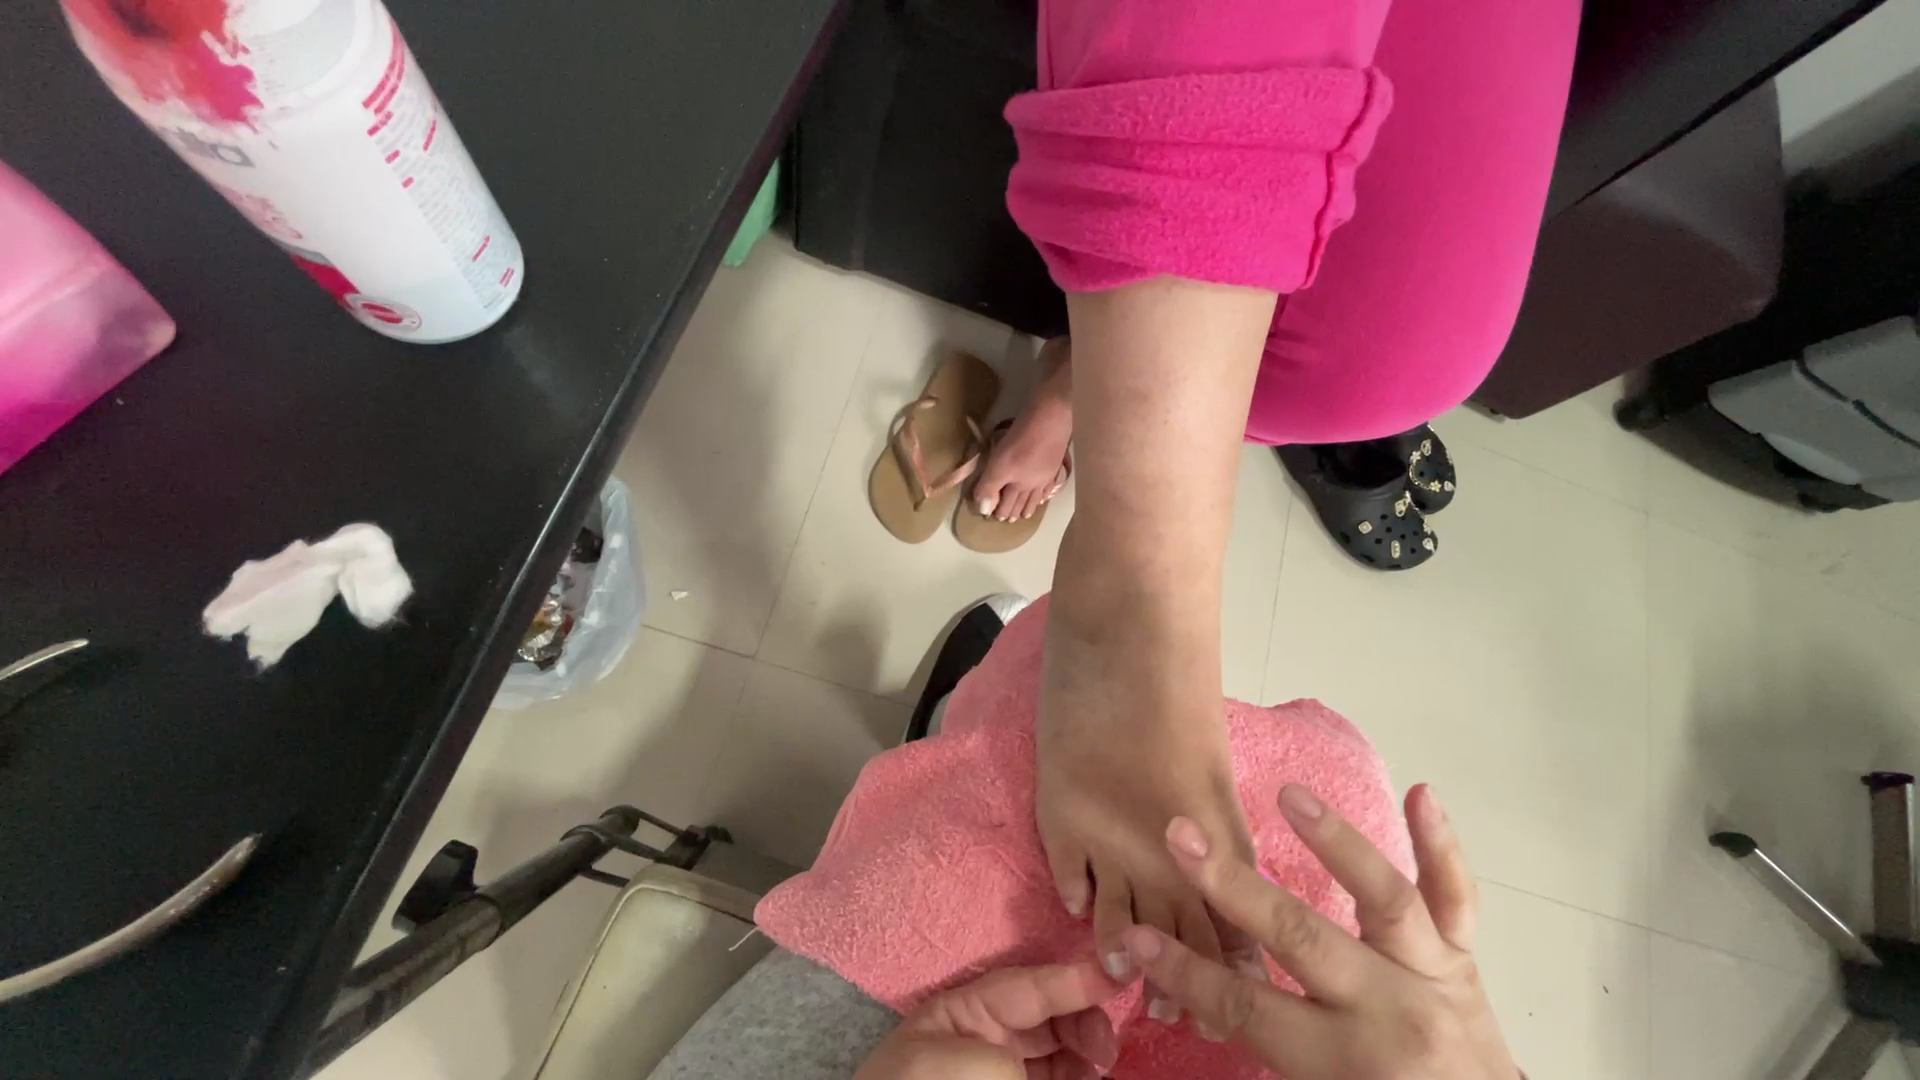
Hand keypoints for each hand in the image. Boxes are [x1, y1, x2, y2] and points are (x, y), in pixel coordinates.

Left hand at [855, 961, 1121, 1079]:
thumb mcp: (956, 1067)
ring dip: (1086, 1055)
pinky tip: (1089, 1078)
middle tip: (1106, 1049)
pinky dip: (1075, 1076)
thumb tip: (1063, 1070)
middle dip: (1085, 1021)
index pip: (1031, 985)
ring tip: (1099, 1067)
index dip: (1076, 976)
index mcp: (967, 1010)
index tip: (1120, 971)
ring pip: (1058, 1053)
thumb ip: (1009, 1063)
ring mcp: (1000, 1071)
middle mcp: (987, 1037)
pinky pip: (1053, 1077)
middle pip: (1051, 1017)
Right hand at [1036, 617, 1265, 1021]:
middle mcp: (1166, 857)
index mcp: (1216, 839)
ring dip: (1122, 953)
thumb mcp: (1212, 757)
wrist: (1128, 641)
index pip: (1228, 924)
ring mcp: (1109, 842)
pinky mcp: (1062, 818)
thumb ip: (1211, 815)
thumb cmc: (1181, 685)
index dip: (1231, 966)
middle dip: (1179, 981)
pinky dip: (1076, 896)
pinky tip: (1077, 909)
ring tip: (1123, 978)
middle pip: (1175, 938)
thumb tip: (1209, 856)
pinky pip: (1069, 878)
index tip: (1232, 992)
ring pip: (1117, 923)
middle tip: (1173, 1014)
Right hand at [1120, 783, 1521, 1079]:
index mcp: (1347, 1062)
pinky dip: (1442, 844)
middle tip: (1181, 834)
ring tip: (1290, 794)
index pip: (1247, 1007)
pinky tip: (1420, 792)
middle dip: (1232, 885)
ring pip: (1386, 899)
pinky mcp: (1462, 958)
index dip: (1186, 972)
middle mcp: (1390, 1010)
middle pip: (1301, 936)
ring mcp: (1433, 975)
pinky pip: (1456, 898)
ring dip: (1335, 842)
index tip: (1135, 936)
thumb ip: (1265, 1052)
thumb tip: (1192, 1004)